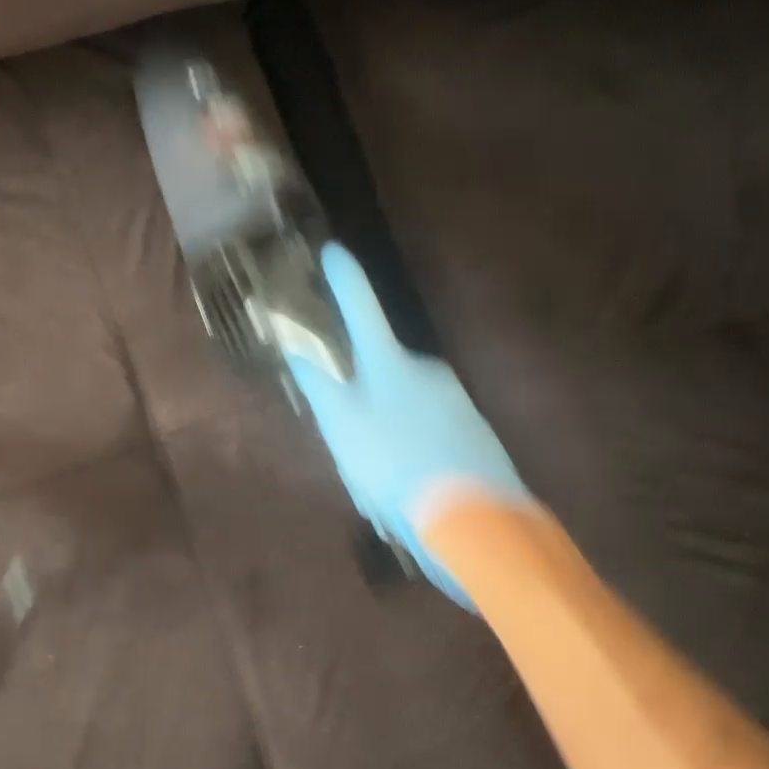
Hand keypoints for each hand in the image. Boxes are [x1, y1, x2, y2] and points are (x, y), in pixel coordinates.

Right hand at [285, 244, 532, 608]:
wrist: (473, 520)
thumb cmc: (392, 463)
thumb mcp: (340, 426)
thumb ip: (318, 385)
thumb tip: (296, 350)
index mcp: (389, 362)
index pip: (361, 309)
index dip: (345, 280)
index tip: (334, 249)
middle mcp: (427, 370)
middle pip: (381, 365)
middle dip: (360, 389)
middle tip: (343, 431)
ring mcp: (455, 400)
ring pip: (403, 402)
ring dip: (383, 426)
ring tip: (371, 475)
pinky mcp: (473, 433)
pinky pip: (426, 429)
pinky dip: (407, 446)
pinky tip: (400, 482)